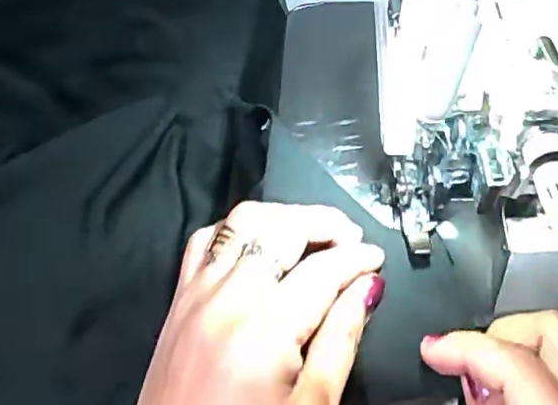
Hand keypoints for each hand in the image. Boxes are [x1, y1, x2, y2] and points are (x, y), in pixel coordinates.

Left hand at [138, 202, 386, 404]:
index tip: (377, 259)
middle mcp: (229, 295)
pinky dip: (235, 227)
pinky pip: (206, 238)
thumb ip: (340, 342)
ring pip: (243, 220)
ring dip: (281, 215)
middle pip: (282, 229)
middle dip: (323, 223)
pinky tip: (256, 239)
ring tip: (310, 230)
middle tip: (352, 237)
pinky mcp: (180, 296)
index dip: (356, 259)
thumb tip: (366, 289)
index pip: (321, 270)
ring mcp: (199, 290)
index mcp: (265, 329)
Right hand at [420, 312, 557, 404]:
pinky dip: (540, 374)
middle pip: (549, 327)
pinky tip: (516, 397)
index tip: (432, 350)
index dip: (462, 346)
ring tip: (489, 384)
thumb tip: (440, 365)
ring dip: (518, 350)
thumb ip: (473, 400)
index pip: (514, 357)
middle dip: (498, 332)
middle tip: (467, 361)